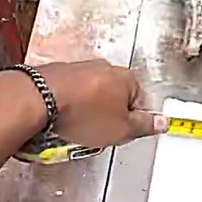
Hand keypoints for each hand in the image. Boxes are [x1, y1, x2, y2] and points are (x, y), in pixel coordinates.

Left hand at [38, 60, 165, 146]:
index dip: (133, 122)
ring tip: (80, 128)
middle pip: (116, 96)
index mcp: (126, 78)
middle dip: (110, 115)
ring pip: (93, 94)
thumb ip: (144, 125)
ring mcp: (80, 68)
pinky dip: (70, 105)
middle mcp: (104, 68)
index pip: (141, 101)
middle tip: (102, 133)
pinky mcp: (59, 73)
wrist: (39, 99)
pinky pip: (72, 93)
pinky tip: (64, 118)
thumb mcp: (121, 129)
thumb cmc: (83, 113)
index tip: (124, 134)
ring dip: (89, 111)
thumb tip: (162, 122)